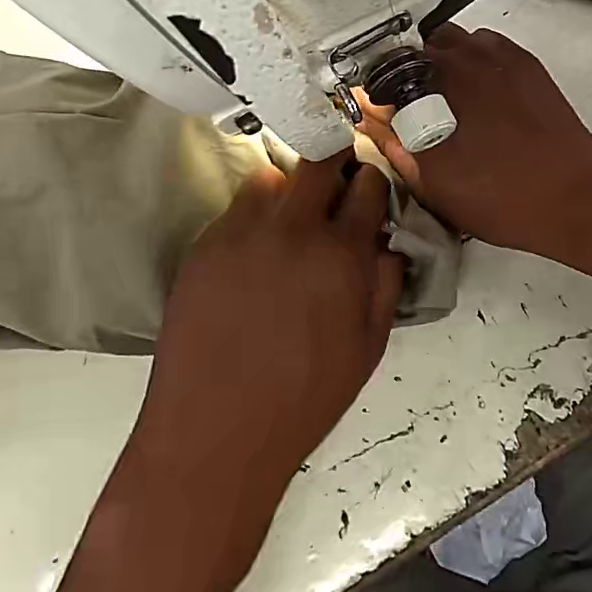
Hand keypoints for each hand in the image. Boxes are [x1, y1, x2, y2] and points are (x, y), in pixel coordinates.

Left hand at [9, 155, 403, 591]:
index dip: (372, 182)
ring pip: (272, 177)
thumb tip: (387, 244)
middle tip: (335, 181)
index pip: (367, 185)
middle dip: (334, 162)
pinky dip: (255, 214)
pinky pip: (236, 209)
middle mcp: (293, 230)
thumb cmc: (307, 394)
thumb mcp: (370, 345)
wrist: (218, 430)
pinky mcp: (204, 247)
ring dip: (290, 187)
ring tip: (292, 218)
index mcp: (343, 253)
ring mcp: (242, 234)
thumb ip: (387, 284)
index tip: (370, 190)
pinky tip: (256, 249)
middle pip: (318, 162)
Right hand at [362, 23, 591, 356]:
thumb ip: (396, 146)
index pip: (386, 70)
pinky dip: (471, 60)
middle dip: (404, 69)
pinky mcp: (526, 65)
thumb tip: (370, 117)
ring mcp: (501, 56)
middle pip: (418, 46)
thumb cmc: (503, 196)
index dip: (374, 87)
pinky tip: (476, 92)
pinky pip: (486, 46)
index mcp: (440, 84)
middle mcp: (467, 57)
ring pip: (454, 40)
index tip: (375, 107)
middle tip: (407, 104)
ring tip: (441, 97)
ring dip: (439, 60)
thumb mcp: (438, 184)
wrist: (576, 195)